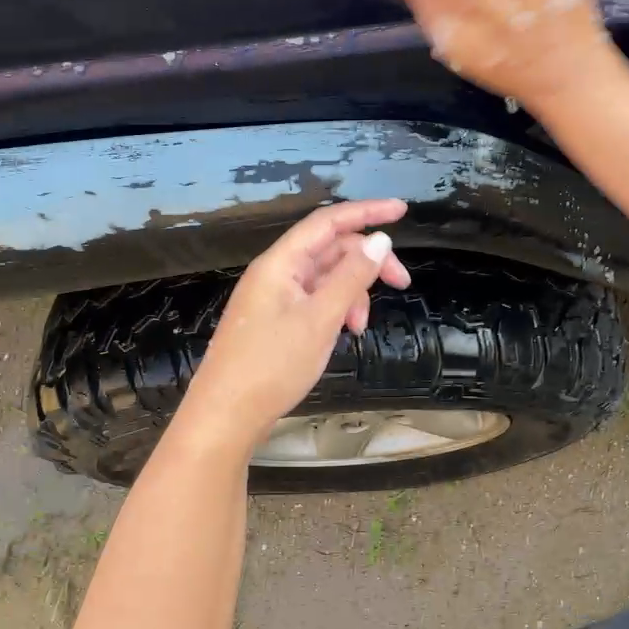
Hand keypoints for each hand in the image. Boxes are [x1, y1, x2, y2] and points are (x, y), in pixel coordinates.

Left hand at [181, 200, 412, 449]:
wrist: (225, 418)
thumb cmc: (272, 365)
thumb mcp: (321, 318)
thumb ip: (353, 276)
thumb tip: (380, 239)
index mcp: (281, 264)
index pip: (329, 222)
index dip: (367, 211)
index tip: (402, 210)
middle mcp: (277, 273)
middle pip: (332, 249)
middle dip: (369, 261)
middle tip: (402, 282)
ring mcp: (276, 297)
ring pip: (328, 277)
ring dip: (355, 291)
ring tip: (362, 325)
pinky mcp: (277, 321)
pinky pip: (318, 299)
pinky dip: (340, 308)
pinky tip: (346, 331)